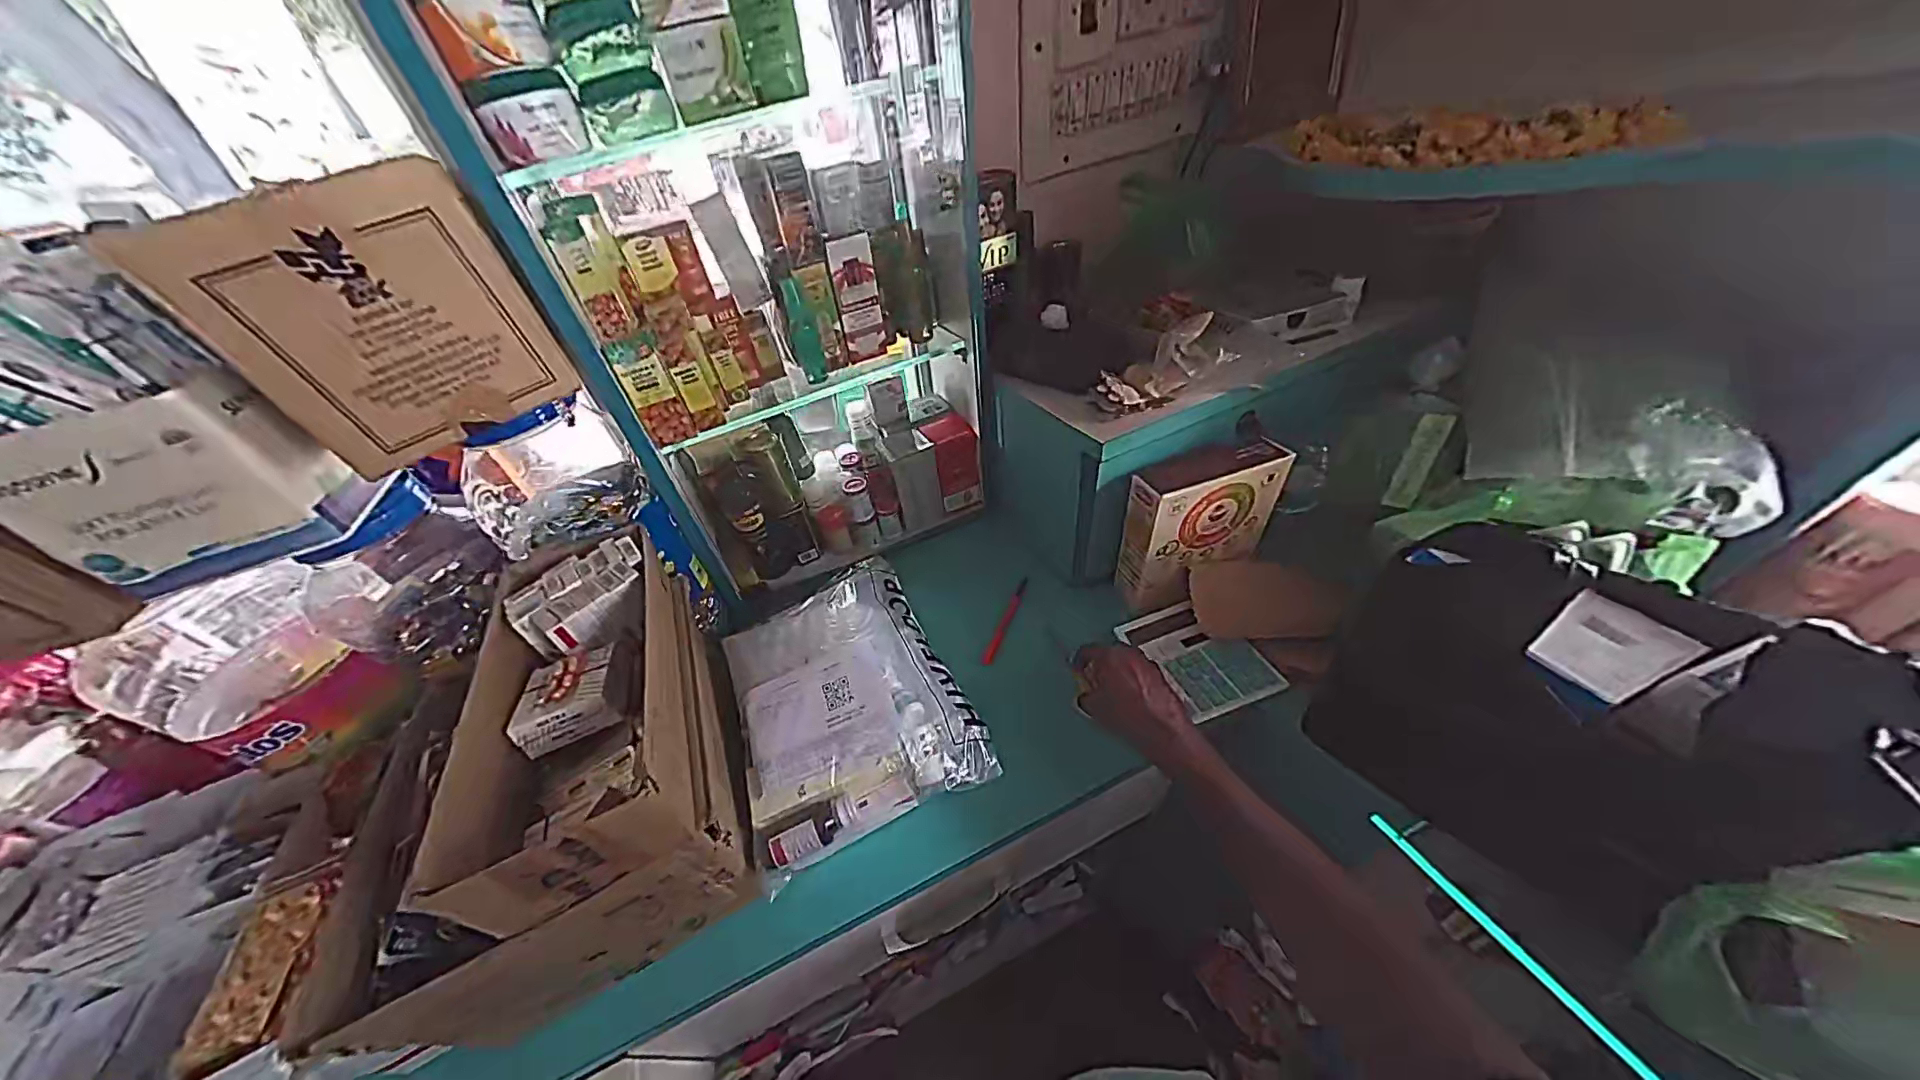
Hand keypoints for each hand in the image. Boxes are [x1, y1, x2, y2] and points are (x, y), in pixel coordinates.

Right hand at [1071, 644, 1203, 765]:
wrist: (1163, 732)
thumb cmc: (1133, 719)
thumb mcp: (1095, 708)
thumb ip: (1086, 693)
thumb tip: (1087, 695)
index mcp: (1109, 657)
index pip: (1086, 651)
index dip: (1079, 662)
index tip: (1078, 668)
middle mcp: (1129, 654)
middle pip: (1108, 653)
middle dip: (1100, 666)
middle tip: (1094, 682)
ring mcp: (1146, 662)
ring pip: (1125, 661)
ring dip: (1118, 672)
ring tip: (1114, 694)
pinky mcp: (1159, 673)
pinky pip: (1139, 671)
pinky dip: (1133, 679)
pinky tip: (1130, 698)